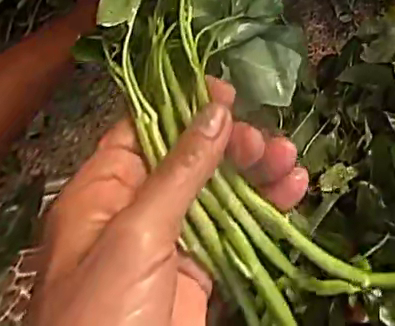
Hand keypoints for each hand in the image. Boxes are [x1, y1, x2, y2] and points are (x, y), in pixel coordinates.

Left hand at [30, 79, 309, 325]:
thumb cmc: (102, 320)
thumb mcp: (137, 237)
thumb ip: (180, 170)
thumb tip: (216, 108)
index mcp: (102, 192)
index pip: (146, 126)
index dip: (186, 104)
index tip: (229, 92)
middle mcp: (134, 210)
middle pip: (191, 154)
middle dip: (233, 142)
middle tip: (264, 144)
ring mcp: (167, 242)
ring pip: (218, 188)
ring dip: (258, 171)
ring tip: (290, 162)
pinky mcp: (195, 273)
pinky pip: (234, 227)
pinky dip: (264, 207)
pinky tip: (293, 191)